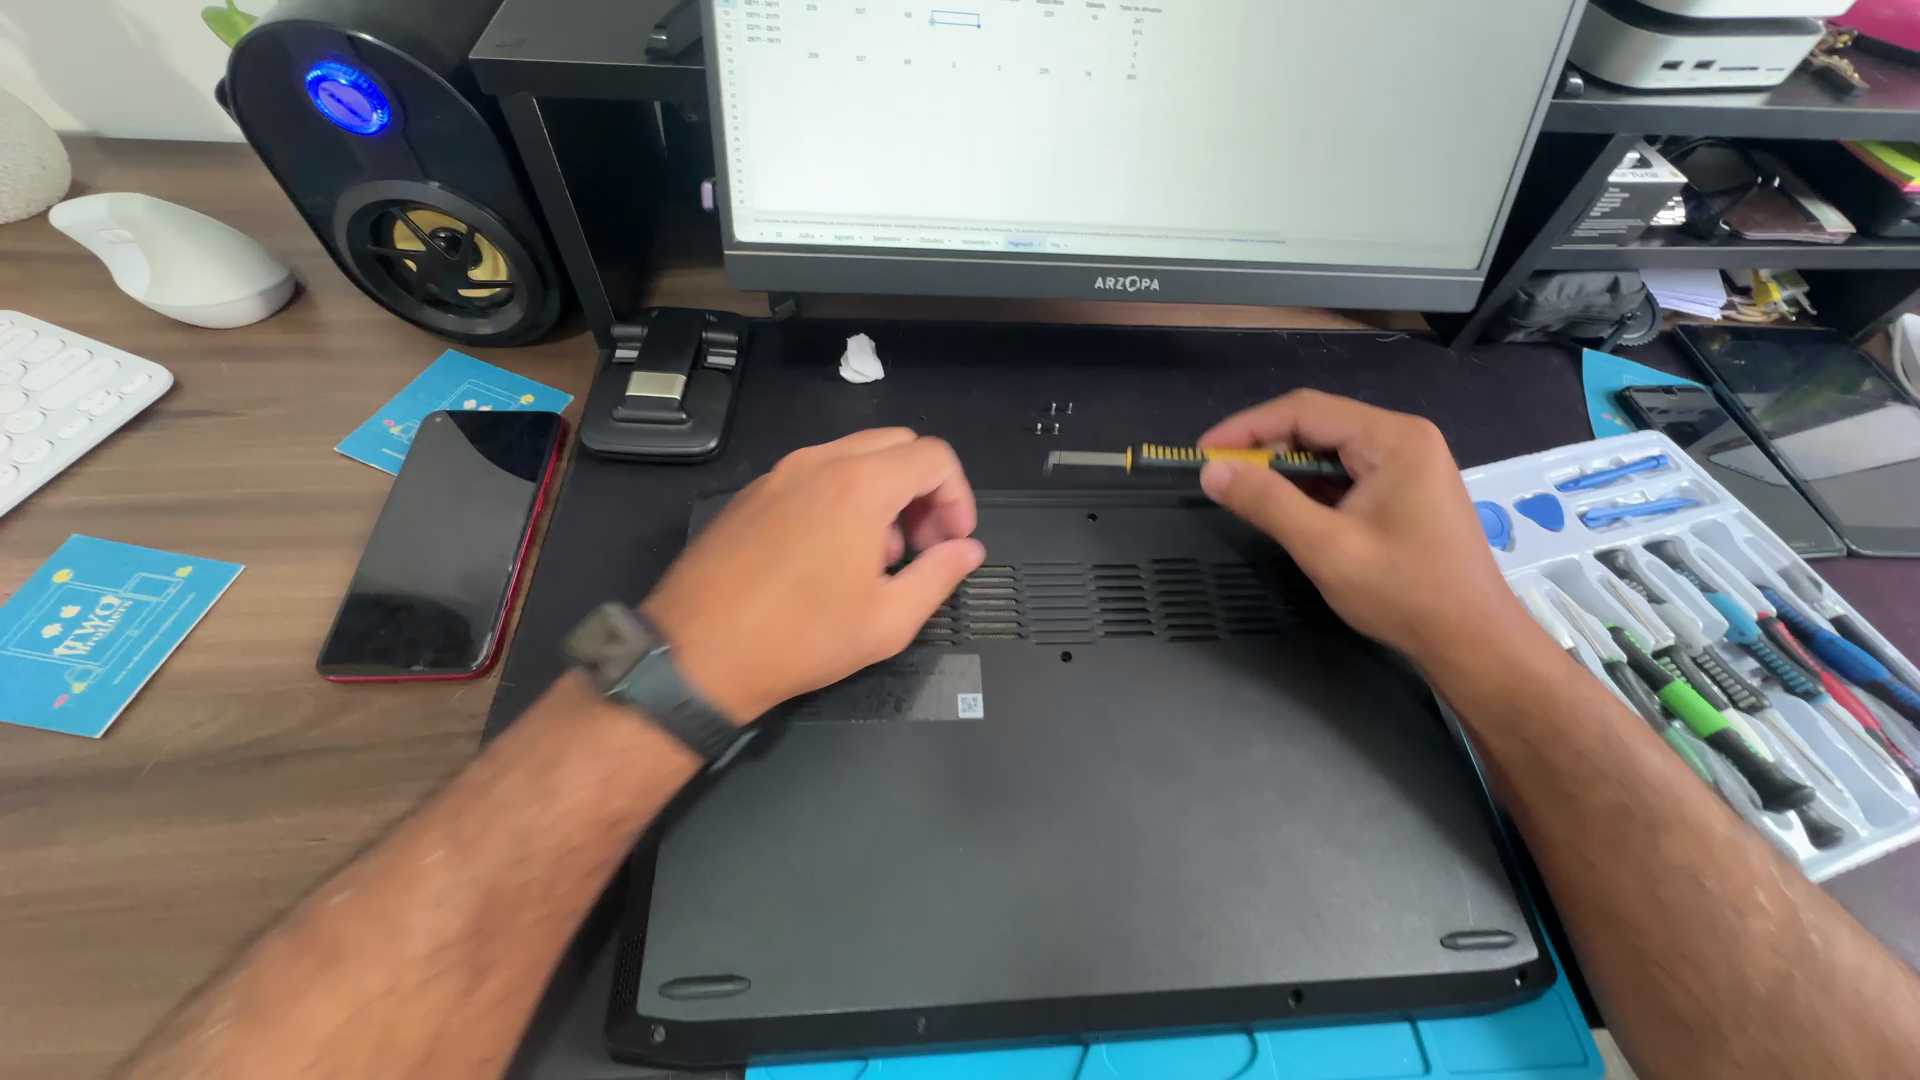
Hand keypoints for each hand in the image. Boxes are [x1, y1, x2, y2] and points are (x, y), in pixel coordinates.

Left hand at [643, 429, 986, 723]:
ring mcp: (780, 473)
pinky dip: (845, 495)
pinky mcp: (754, 492)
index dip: (958, 496)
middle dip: (925, 489)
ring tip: (880, 554)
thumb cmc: (800, 639)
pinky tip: (833, 553)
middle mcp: (819, 463)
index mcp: (860, 486)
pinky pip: (817, 473)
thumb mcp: (888, 620)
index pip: (934, 457)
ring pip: (855, 455)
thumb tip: (968, 550)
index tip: (953, 541)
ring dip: (886, 492)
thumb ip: (940, 575)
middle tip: (924, 544)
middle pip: (898, 445)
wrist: (697, 654)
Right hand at [1197, 390, 1531, 662]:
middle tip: (1221, 476)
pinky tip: (1285, 507)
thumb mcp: (1326, 548)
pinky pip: (1343, 472)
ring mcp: (1407, 463)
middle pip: (1316, 424)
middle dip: (1263, 446)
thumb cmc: (1404, 592)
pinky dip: (1308, 485)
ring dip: (1284, 467)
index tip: (1204, 451)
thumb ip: (1266, 503)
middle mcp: (1402, 438)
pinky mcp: (1403, 488)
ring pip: (1327, 449)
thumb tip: (1212, 471)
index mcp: (1393, 439)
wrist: (1472, 639)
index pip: (1304, 410)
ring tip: (1245, 492)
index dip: (1246, 426)